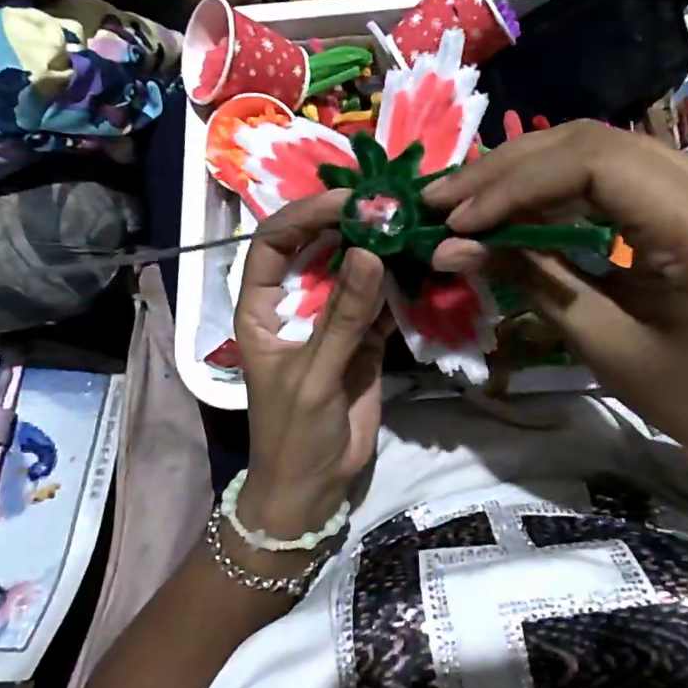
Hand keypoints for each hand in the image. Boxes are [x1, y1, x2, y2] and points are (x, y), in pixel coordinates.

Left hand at [235, 191, 393, 536]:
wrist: (314, 486)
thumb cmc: (294, 433)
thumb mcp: (314, 375)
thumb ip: (342, 318)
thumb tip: (369, 253)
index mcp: (262, 308)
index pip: (274, 245)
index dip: (304, 217)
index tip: (345, 201)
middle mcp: (296, 306)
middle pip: (319, 251)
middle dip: (350, 227)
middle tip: (390, 207)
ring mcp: (333, 322)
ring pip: (355, 274)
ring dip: (382, 253)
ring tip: (414, 229)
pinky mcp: (365, 341)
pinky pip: (383, 304)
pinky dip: (403, 288)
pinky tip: (425, 269)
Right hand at [424, 121, 687, 470]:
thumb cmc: (681, 391)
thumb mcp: (600, 340)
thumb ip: (530, 276)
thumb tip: (449, 245)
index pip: (598, 165)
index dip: (516, 183)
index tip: (457, 217)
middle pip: (596, 142)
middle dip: (509, 170)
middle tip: (445, 199)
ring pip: (601, 144)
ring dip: (526, 169)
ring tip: (466, 198)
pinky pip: (616, 164)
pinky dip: (557, 180)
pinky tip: (513, 198)